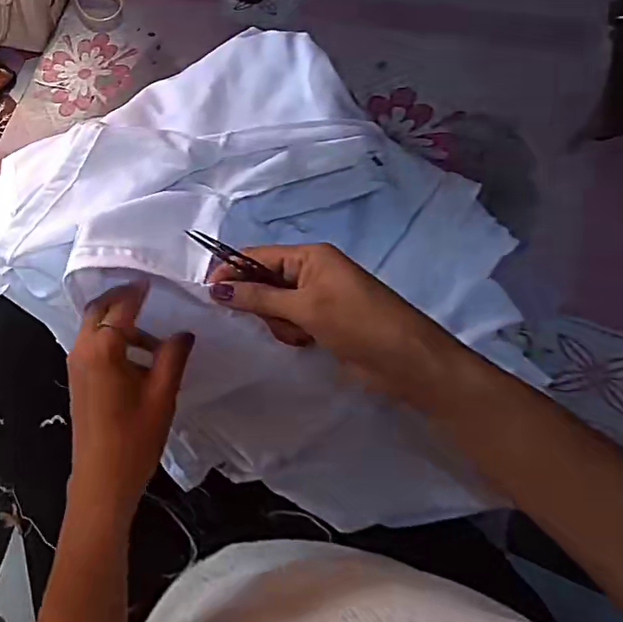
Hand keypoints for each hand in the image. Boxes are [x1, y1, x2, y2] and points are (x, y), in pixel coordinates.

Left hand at [64, 283, 192, 525]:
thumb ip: (172, 358)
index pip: (119, 308)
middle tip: (148, 296)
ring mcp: (75, 362)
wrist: (100, 476)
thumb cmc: (134, 438)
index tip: (150, 280)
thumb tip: (182, 333)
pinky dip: (112, 340)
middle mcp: (81, 349)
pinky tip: (138, 358)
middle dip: (121, 300)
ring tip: (155, 340)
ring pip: (94, 328)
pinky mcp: (76, 376)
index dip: (135, 292)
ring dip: (119, 324)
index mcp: (101, 349)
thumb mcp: (162, 396)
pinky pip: (92, 344)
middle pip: (98, 310)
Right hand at [205, 243, 461, 406]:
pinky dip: (289, 330)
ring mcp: (317, 296)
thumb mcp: (305, 308)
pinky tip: (305, 341)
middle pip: (261, 279)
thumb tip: (215, 289)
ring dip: (276, 321)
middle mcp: (311, 271)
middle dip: (259, 301)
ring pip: (271, 303)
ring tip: (298, 334)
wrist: (413, 365)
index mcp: (309, 256)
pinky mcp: (322, 319)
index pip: (255, 256)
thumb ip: (257, 297)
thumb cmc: (360, 325)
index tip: (209, 293)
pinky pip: (287, 319)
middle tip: (270, 319)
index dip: (230, 271)